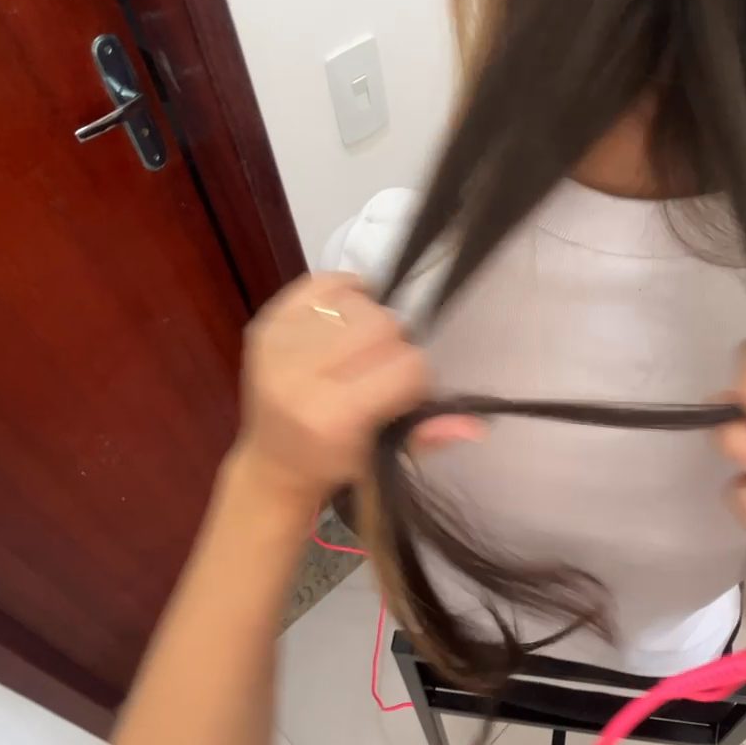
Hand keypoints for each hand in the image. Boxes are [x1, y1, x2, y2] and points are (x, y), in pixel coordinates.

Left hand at [233, 272, 432, 501]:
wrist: (273, 461)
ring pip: (357, 302)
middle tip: (383, 369)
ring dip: (369, 322)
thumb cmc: (335, 462)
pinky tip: (344, 319)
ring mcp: (280, 345)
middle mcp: (301, 375)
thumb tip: (478, 425)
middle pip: (383, 324)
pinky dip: (343, 294)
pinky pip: (321, 283)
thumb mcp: (384, 456)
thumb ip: (429, 435)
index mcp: (334, 416)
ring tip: (360, 350)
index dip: (419, 377)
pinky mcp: (267, 323)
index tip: (409, 393)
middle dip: (395, 346)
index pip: (407, 366)